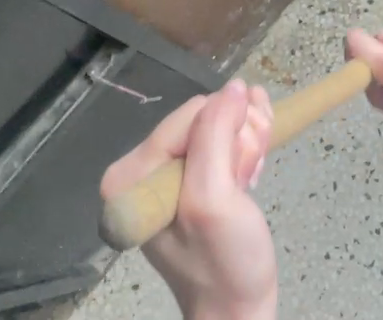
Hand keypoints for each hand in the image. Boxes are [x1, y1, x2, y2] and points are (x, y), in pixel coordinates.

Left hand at [100, 80, 276, 319]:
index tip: (240, 172)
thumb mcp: (215, 199)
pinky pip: (224, 135)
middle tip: (246, 179)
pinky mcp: (191, 177)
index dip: (228, 131)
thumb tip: (236, 86)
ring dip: (247, 143)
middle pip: (207, 115)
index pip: (192, 113)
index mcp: (132, 175)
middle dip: (239, 137)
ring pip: (221, 122)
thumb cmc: (224, 264)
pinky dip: (247, 148)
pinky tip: (250, 174)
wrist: (238, 312)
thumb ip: (216, 136)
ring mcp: (167, 173)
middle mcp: (142, 169)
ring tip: (249, 181)